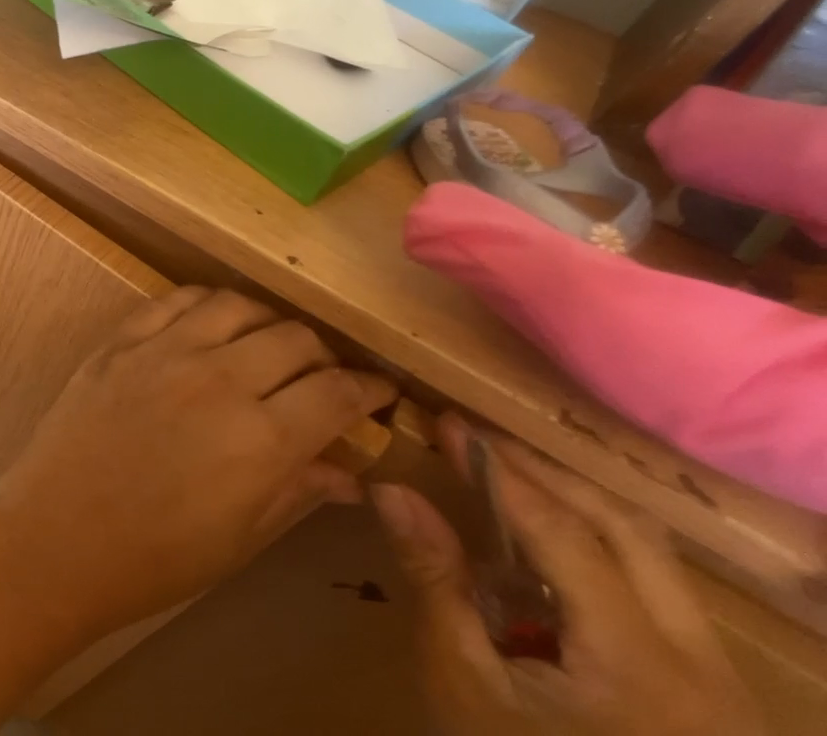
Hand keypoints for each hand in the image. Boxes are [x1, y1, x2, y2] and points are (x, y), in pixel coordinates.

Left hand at [0, 286, 395, 639]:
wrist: (54, 538)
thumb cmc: (153, 558)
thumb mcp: (240, 537)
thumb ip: (298, 490)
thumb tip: (349, 473)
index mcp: (261, 438)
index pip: (339, 392)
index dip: (370, 390)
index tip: (379, 395)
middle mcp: (218, 380)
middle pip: (296, 338)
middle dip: (322, 358)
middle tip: (318, 380)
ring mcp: (162, 353)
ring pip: (238, 306)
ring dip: (266, 323)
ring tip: (266, 348)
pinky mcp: (118, 343)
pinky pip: (174, 301)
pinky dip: (205, 305)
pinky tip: (210, 324)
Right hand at [373, 417, 763, 735]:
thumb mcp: (462, 680)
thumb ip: (435, 581)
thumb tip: (391, 491)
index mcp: (638, 660)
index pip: (566, 533)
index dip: (502, 473)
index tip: (449, 425)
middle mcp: (701, 657)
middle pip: (629, 529)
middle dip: (547, 474)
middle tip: (476, 442)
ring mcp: (719, 673)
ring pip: (653, 554)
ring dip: (576, 505)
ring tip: (504, 478)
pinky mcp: (710, 684)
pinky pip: (656, 587)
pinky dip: (595, 548)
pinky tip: (542, 547)